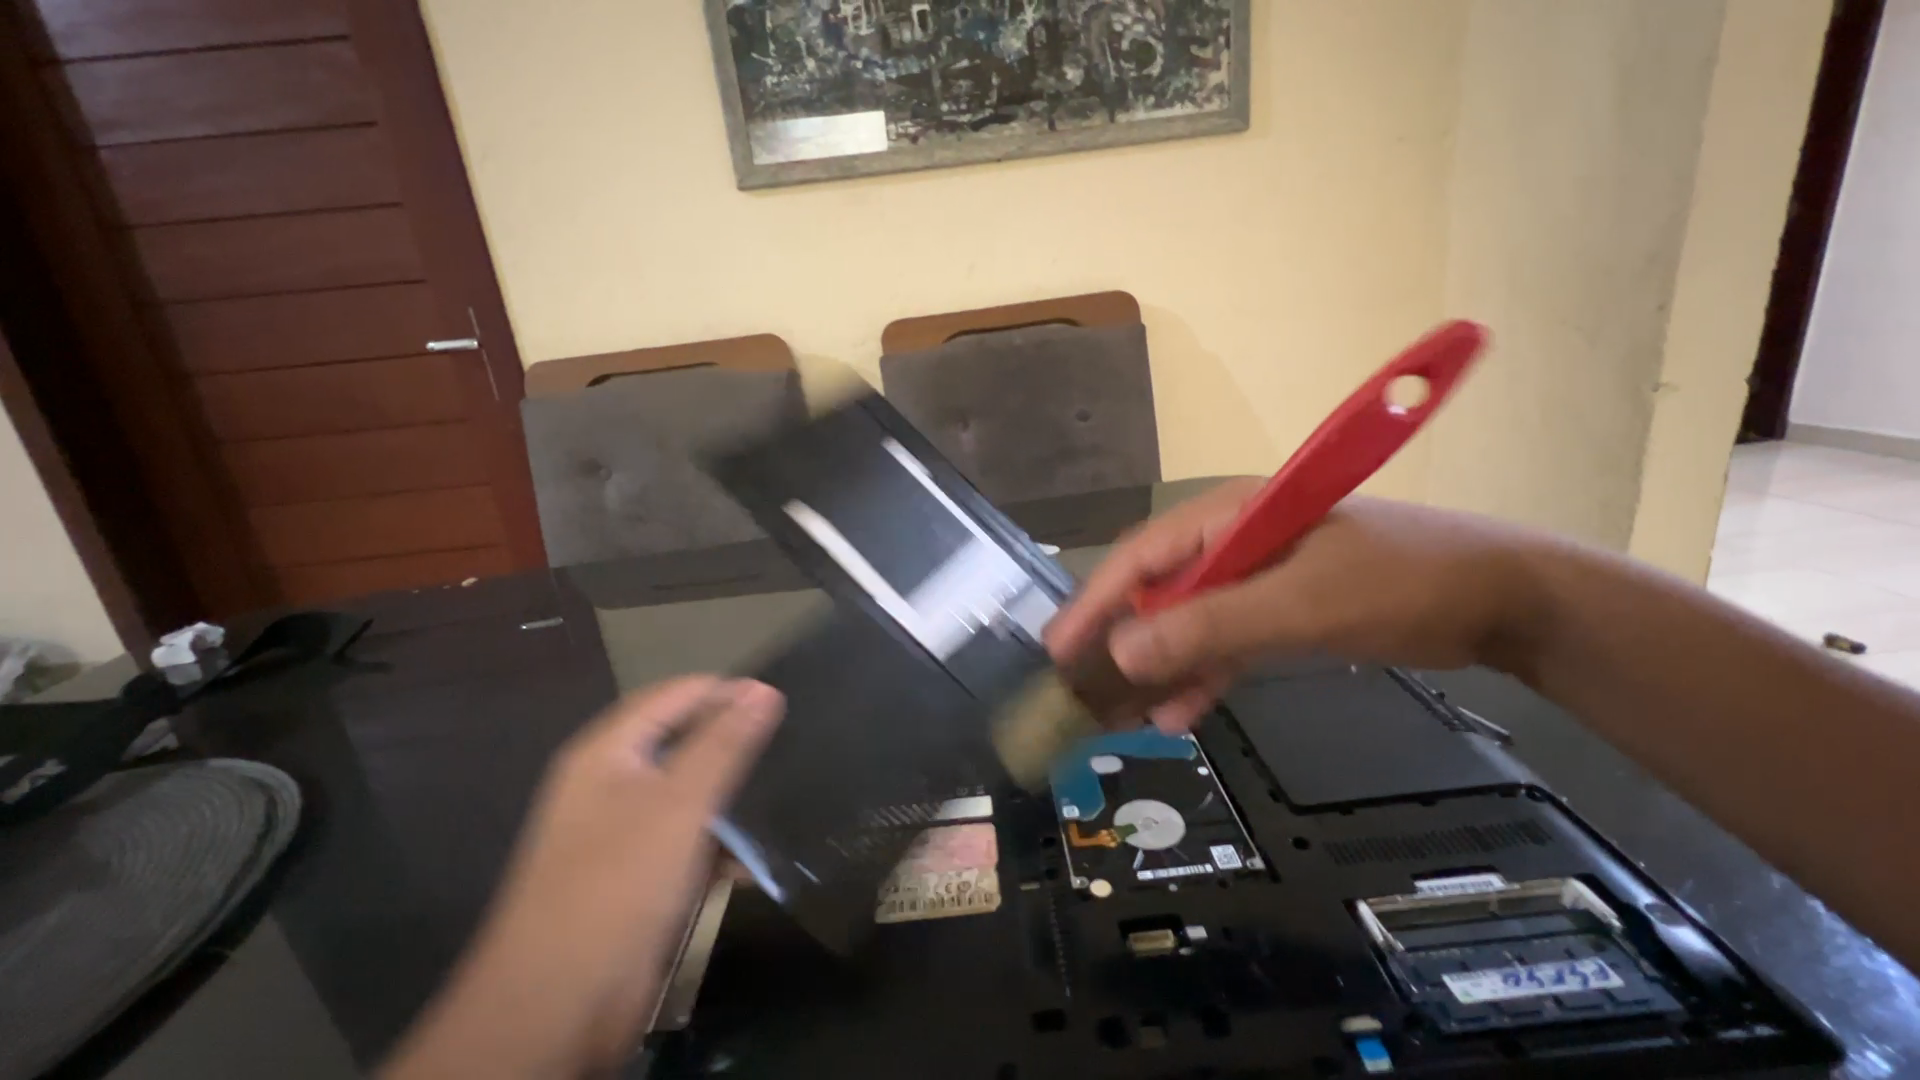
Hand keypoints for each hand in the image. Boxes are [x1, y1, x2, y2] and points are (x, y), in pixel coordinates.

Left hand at [383, 677, 783, 1078]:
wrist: (557, 1005)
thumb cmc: (617, 884)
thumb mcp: (678, 804)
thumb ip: (722, 743)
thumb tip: (762, 688)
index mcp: (607, 753)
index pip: (675, 695)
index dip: (727, 693)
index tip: (787, 703)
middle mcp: (612, 785)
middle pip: (683, 744)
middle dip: (735, 745)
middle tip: (797, 744)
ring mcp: (624, 835)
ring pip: (691, 798)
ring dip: (734, 800)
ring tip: (793, 793)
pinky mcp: (640, 880)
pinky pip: (688, 845)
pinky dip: (721, 847)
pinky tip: (762, 857)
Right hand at [1046, 480, 1540, 731]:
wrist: (1503, 600)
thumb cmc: (1401, 585)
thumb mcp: (1300, 606)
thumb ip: (1210, 627)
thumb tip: (1121, 653)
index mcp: (1232, 516)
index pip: (1142, 555)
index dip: (1095, 600)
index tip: (1056, 648)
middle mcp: (1236, 540)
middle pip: (1158, 589)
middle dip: (1121, 639)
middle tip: (1079, 688)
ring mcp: (1261, 575)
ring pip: (1189, 621)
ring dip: (1160, 665)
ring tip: (1123, 716)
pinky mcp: (1285, 608)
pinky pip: (1227, 641)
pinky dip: (1204, 674)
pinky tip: (1179, 712)